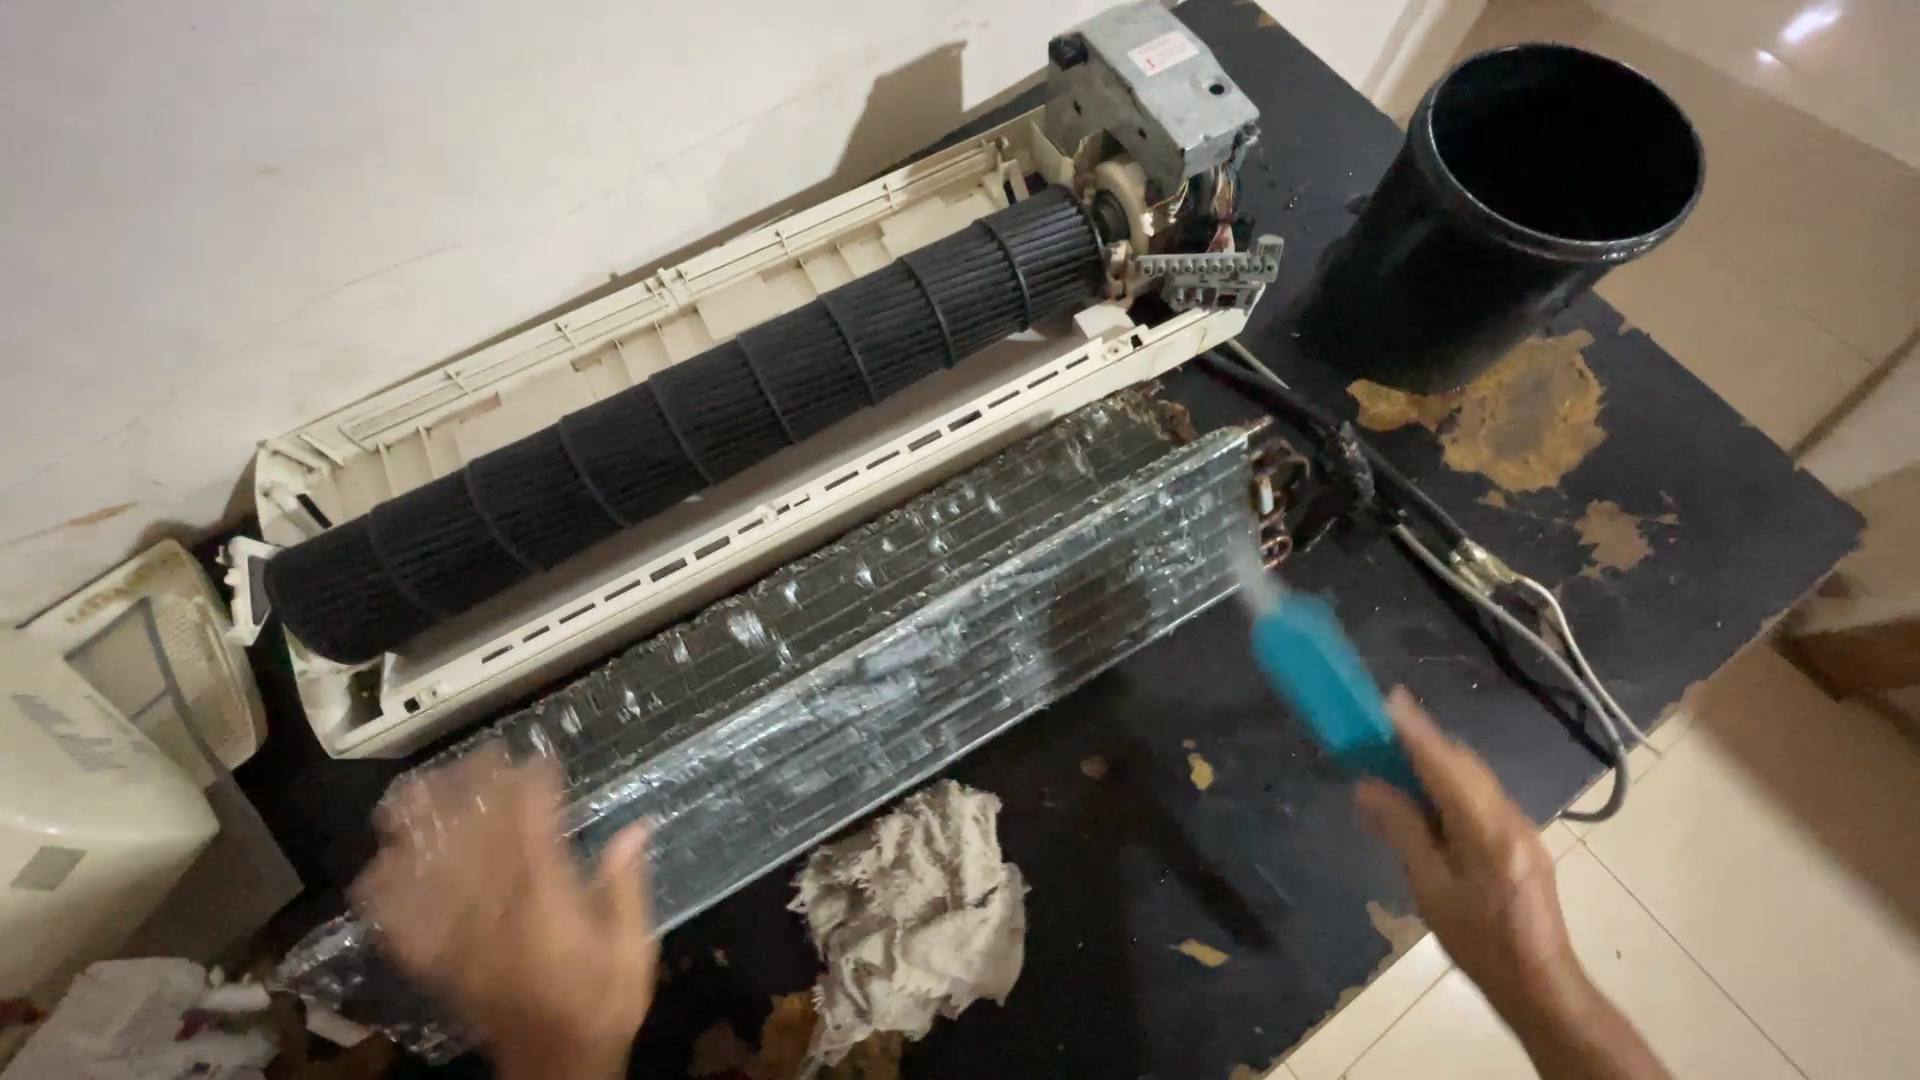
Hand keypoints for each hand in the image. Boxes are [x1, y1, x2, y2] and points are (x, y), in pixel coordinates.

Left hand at [351, 746, 657, 1079]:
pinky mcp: (439, 968)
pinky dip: (387, 897)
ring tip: (413, 791)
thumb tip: (635, 828)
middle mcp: (496, 921)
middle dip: (476, 796)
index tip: (535, 757)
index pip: (534, 837)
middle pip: (478, 847)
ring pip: (434, 878)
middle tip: (477, 756)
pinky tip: (379, 866)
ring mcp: (460, 945)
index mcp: (547, 911)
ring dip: (422, 833)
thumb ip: (626, 888)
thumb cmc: (601, 1002)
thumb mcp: (633, 948)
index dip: (533, 793)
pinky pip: (404, 929)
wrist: (555, 1068)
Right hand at [1353, 688, 1581, 1017]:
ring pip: (1472, 776)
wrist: (1539, 983)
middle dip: (1421, 739)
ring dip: (1433, 758)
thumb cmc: (1477, 938)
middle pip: (1462, 763)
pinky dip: (1446, 781)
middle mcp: (1510, 818)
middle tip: (1379, 727)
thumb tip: (1367, 786)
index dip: (1415, 730)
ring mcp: (1520, 828)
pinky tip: (1422, 794)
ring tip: (1393, 755)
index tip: (1389, 698)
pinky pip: (1478, 794)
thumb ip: (1402, 829)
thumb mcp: (1430, 887)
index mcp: (1487, 829)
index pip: (1445, 764)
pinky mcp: (1520, 840)